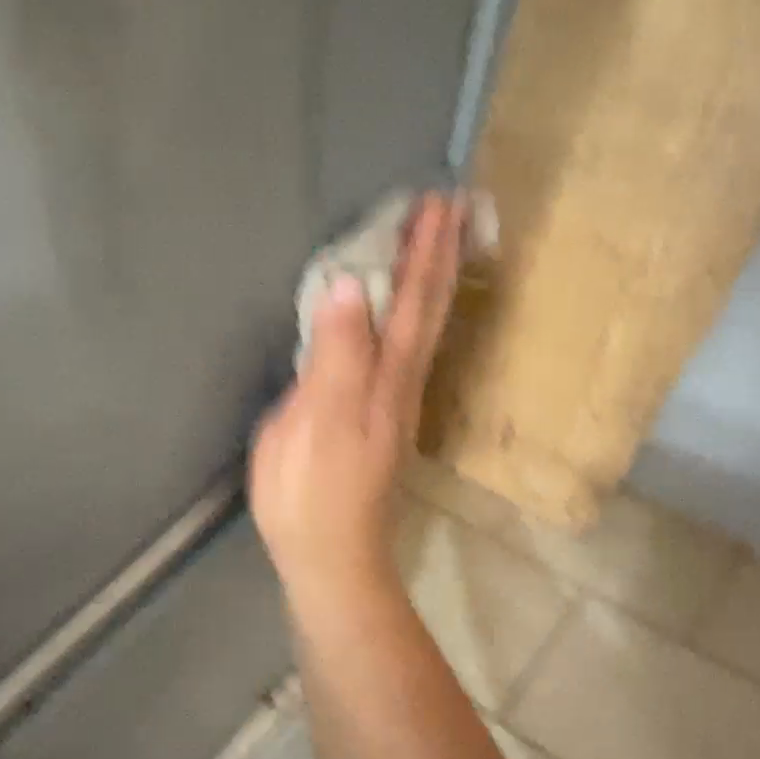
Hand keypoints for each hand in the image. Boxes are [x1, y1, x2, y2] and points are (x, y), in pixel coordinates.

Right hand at [250, 192, 463, 604]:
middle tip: (449, 206)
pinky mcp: (378, 421)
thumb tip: (345, 286)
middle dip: (437, 257)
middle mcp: (400, 384)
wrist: (331, 558)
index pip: (408, 302)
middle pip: (427, 312)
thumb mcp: (314, 423)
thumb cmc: (310, 492)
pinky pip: (405, 350)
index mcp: (383, 378)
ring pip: (422, 331)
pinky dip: (414, 317)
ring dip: (433, 283)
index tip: (433, 201)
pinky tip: (404, 314)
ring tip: (438, 246)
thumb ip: (334, 355)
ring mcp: (392, 404)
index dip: (420, 254)